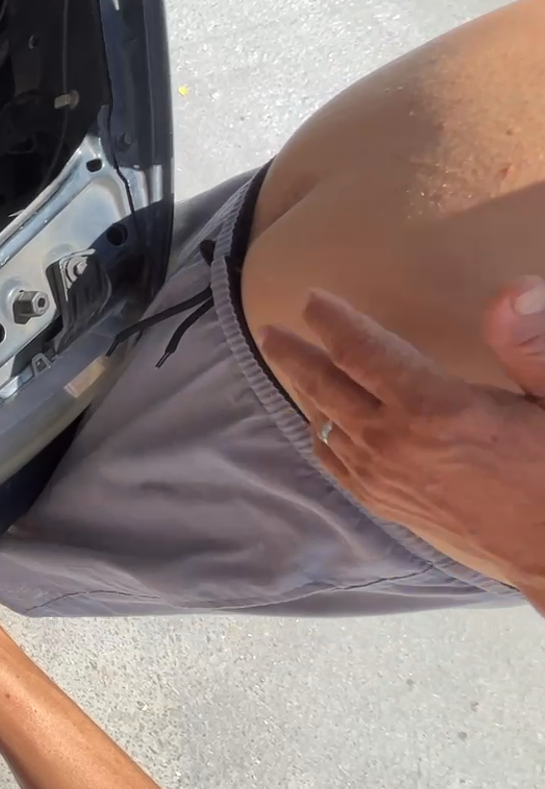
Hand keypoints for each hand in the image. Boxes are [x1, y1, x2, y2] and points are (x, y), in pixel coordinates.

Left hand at [258, 278, 544, 594]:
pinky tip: (320, 415)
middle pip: (322, 383)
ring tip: (291, 364)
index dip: (334, 322)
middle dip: (293, 352)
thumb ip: (532, 348)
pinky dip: (319, 426)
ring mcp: (374, 471)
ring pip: (321, 417)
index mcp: (435, 409)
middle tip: (270, 331)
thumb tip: (509, 291)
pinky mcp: (373, 497)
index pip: (363, 352)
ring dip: (302, 387)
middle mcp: (389, 438)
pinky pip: (329, 453)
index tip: (311, 300)